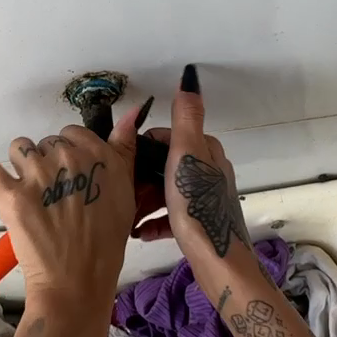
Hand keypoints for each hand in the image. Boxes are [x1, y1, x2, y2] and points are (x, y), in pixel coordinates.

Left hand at [0, 106, 145, 310]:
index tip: (74, 179)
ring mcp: (37, 175)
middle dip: (48, 164)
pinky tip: (7, 196)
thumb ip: (123, 150)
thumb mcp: (125, 193)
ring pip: (18, 150)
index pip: (73, 133)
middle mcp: (67, 157)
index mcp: (98, 154)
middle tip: (56, 197)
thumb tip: (130, 114)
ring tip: (33, 197)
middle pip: (46, 143)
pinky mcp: (10, 195)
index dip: (71, 155)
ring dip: (22, 169)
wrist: (77, 283)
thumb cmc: (105, 243)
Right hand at [135, 65, 256, 279]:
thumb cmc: (198, 206)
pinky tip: (139, 232)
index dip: (140, 148)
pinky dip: (153, 222)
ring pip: (165, 191)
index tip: (120, 164)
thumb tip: (190, 76)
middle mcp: (208, 171)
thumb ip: (186, 117)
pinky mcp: (200, 224)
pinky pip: (170, 218)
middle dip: (139, 177)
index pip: (165, 137)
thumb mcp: (187, 155)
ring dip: (143, 200)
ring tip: (123, 213)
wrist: (218, 260)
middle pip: (164, 165)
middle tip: (118, 192)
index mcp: (206, 151)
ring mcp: (204, 199)